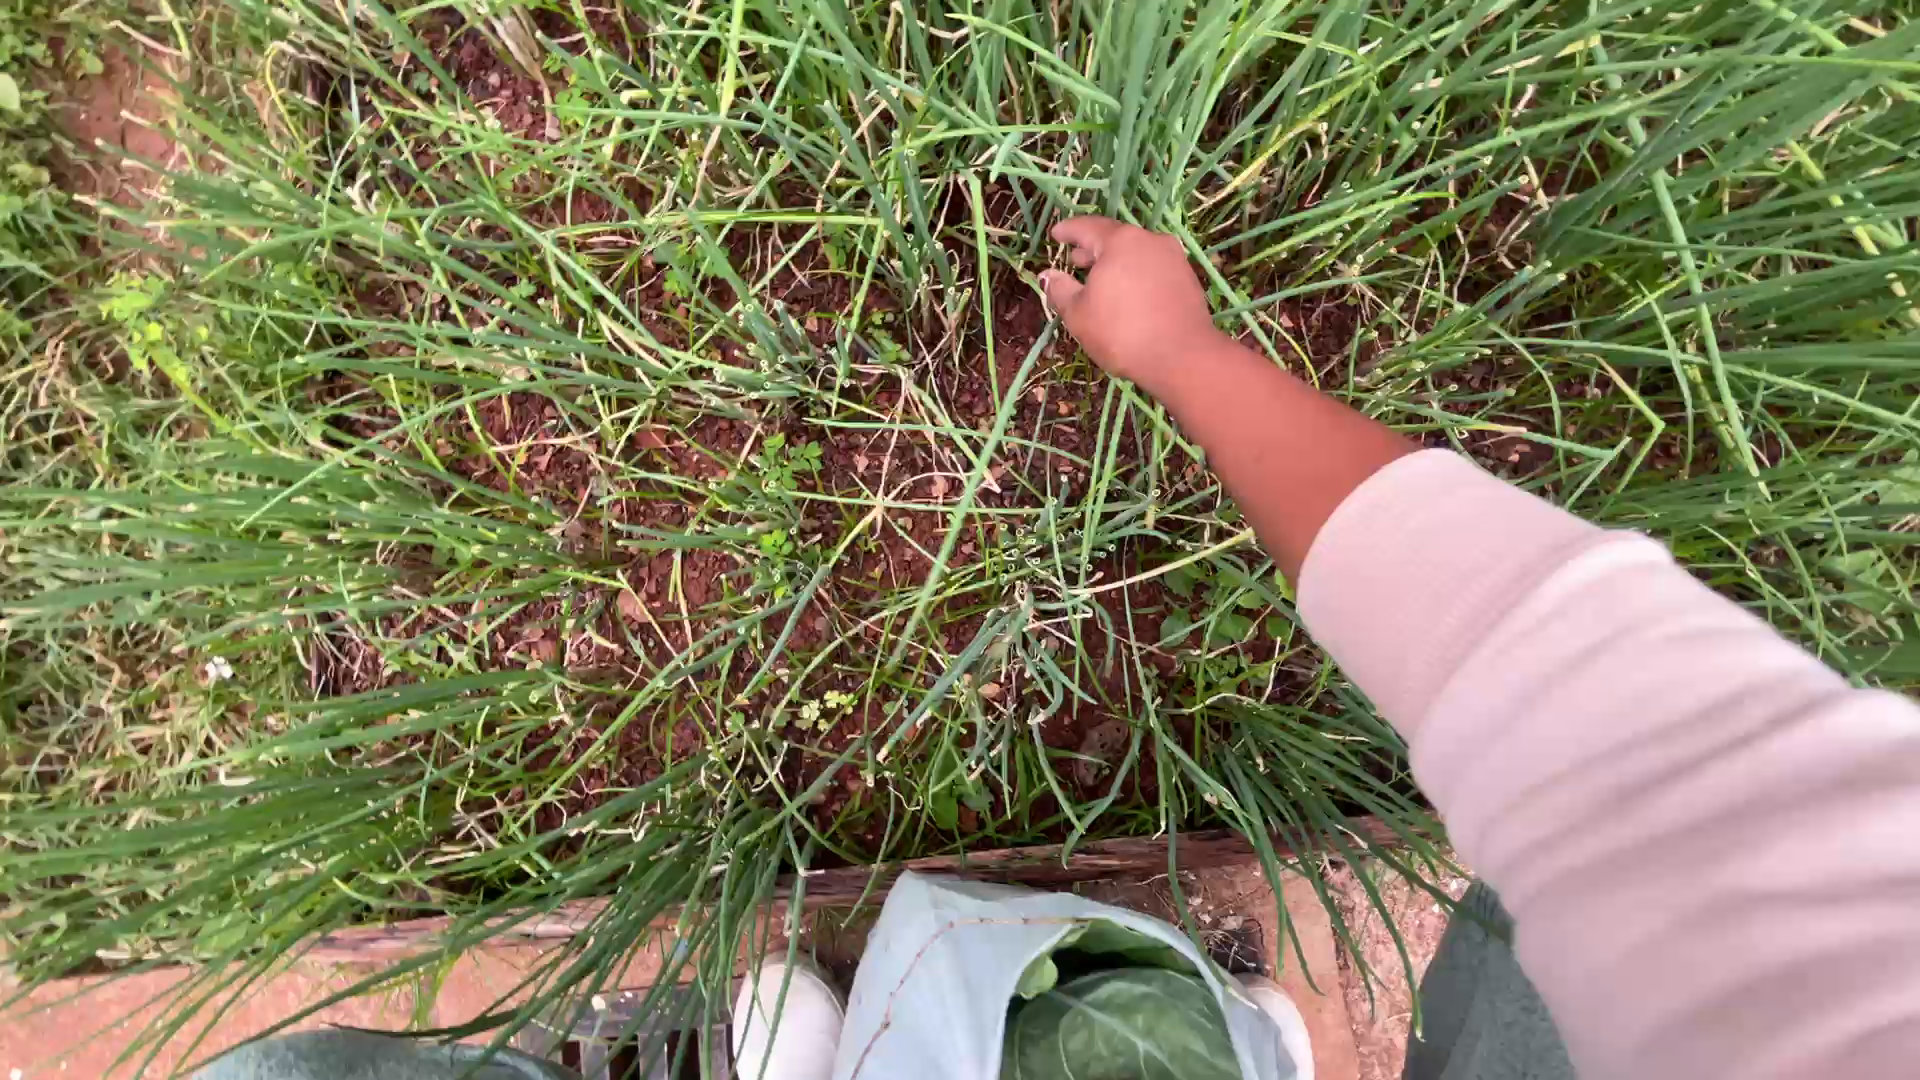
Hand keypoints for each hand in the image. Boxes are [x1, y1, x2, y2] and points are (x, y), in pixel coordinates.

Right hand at [1039, 216, 1223, 393]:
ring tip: (1101, 280)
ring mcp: (1172, 258)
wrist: (1181, 356)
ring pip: (1135, 254)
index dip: (1068, 231)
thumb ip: (1060, 290)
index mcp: (1119, 242)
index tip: (1056, 234)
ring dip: (1115, 264)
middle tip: (1076, 260)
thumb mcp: (1078, 314)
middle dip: (1093, 249)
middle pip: (1114, 239)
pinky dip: (1135, 275)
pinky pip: (1152, 269)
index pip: (1087, 227)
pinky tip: (1128, 295)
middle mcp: (1148, 241)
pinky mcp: (1186, 278)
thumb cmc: (1121, 332)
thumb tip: (1048, 275)